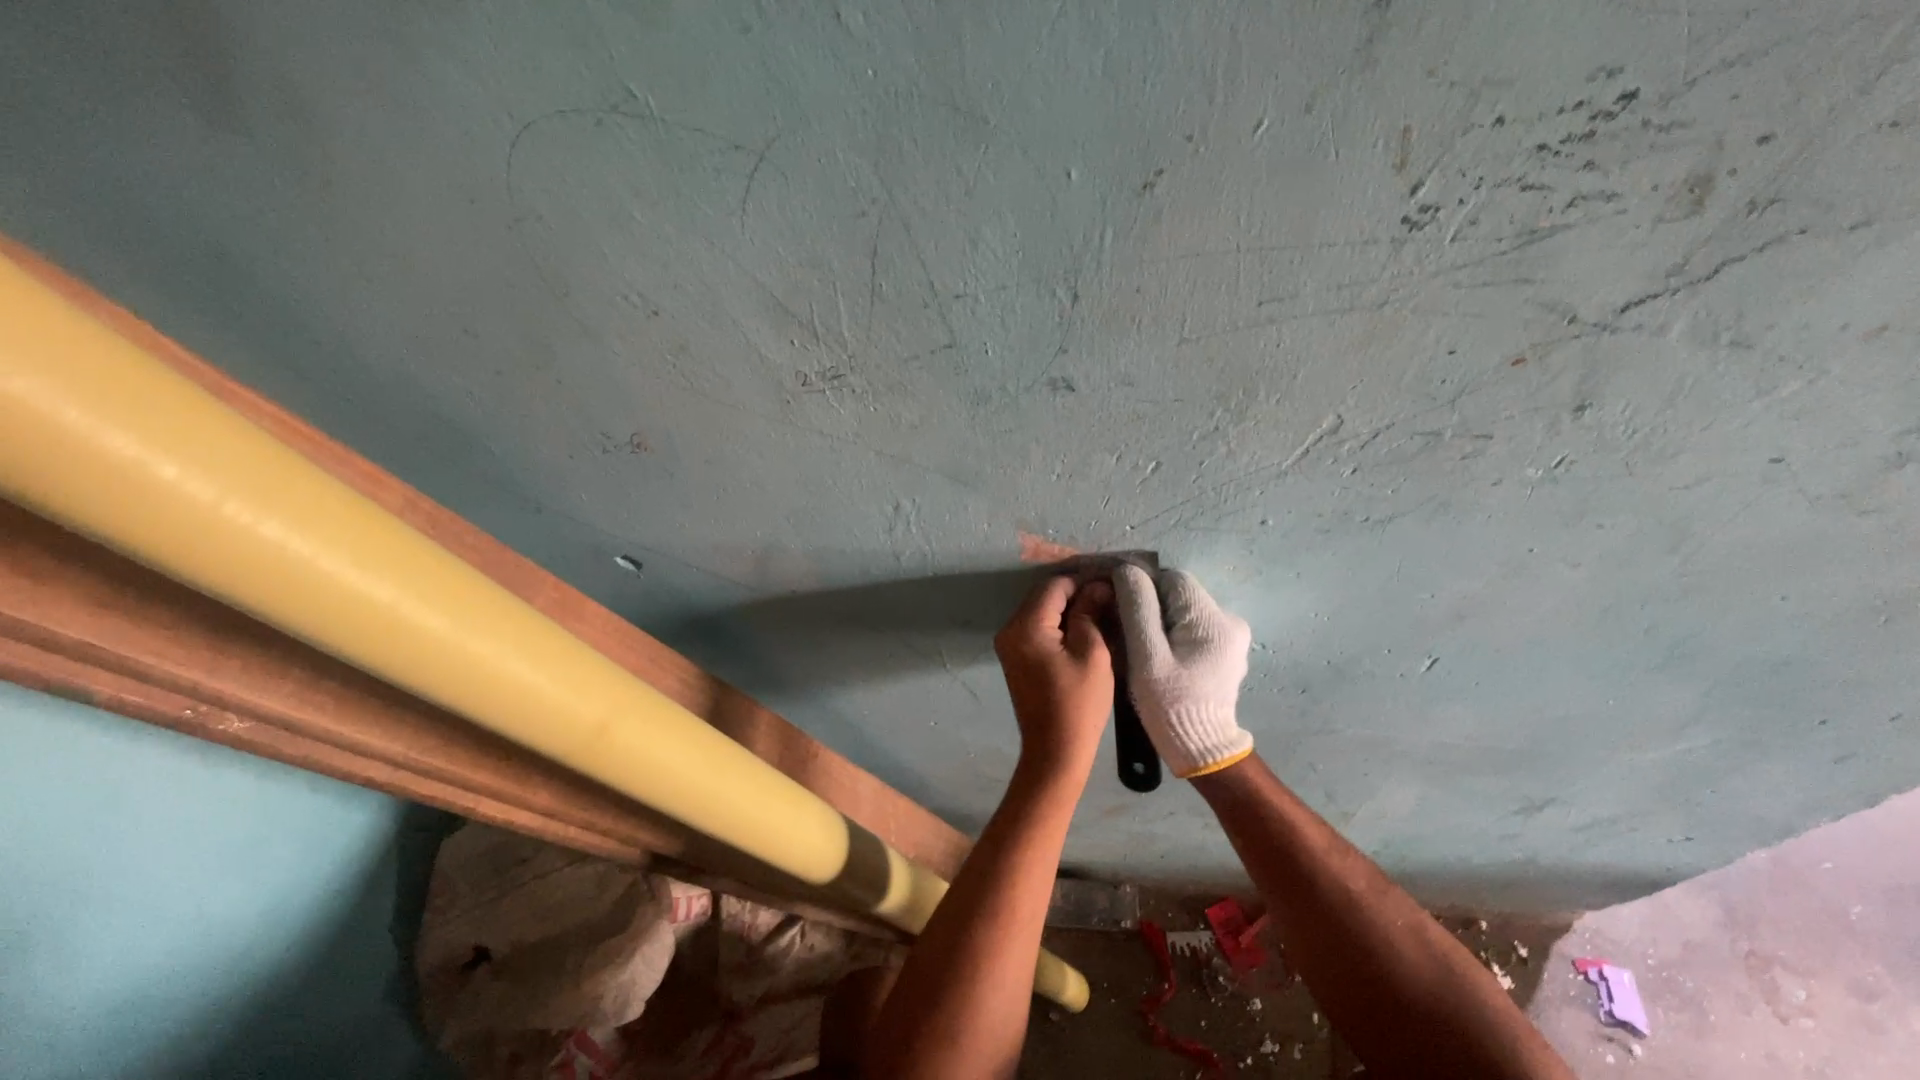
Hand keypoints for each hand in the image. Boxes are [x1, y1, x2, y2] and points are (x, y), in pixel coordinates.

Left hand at [993, 575, 1114, 775]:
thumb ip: (1090, 613)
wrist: (1055, 750)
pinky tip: (1083, 630)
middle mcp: (1010, 629)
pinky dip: (1058, 625)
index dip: (1084, 582)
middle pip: (1044, 596)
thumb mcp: (1092, 653)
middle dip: (1076, 593)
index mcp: (1026, 626)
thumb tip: (1097, 587)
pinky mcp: (1015, 658)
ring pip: (1040, 611)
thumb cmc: (1078, 703)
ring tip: (1101, 613)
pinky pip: (1036, 629)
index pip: (1054, 586)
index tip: (1112, 586)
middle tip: (1110, 598)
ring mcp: (1009, 645)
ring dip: (1068, 609)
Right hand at [1111, 565, 1254, 778]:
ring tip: (1145, 652)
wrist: (1201, 749)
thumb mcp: (1146, 654)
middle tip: (1131, 638)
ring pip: (1185, 612)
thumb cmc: (1171, 703)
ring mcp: (1231, 638)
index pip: (1172, 579)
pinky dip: (1174, 637)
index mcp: (1213, 618)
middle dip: (1152, 608)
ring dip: (1162, 624)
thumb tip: (1127, 570)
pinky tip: (1163, 662)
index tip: (1124, 615)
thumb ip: (1137, 607)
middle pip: (1179, 595)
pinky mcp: (1226, 653)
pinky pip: (1193, 630)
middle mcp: (1229, 620)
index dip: (1144, 590)